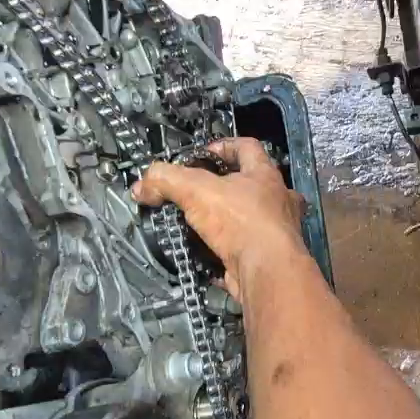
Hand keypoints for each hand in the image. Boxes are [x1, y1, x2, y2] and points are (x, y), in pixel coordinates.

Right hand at [133, 138, 308, 306]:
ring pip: (250, 221)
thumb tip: (142, 185)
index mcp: (265, 175)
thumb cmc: (243, 222)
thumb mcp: (196, 190)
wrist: (267, 271)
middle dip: (227, 190)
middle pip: (252, 186)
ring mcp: (276, 232)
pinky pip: (244, 253)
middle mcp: (277, 201)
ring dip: (226, 224)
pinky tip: (205, 257)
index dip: (224, 146)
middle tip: (201, 195)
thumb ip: (166, 180)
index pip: (248, 147)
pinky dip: (225, 255)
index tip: (203, 154)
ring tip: (199, 226)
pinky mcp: (267, 260)